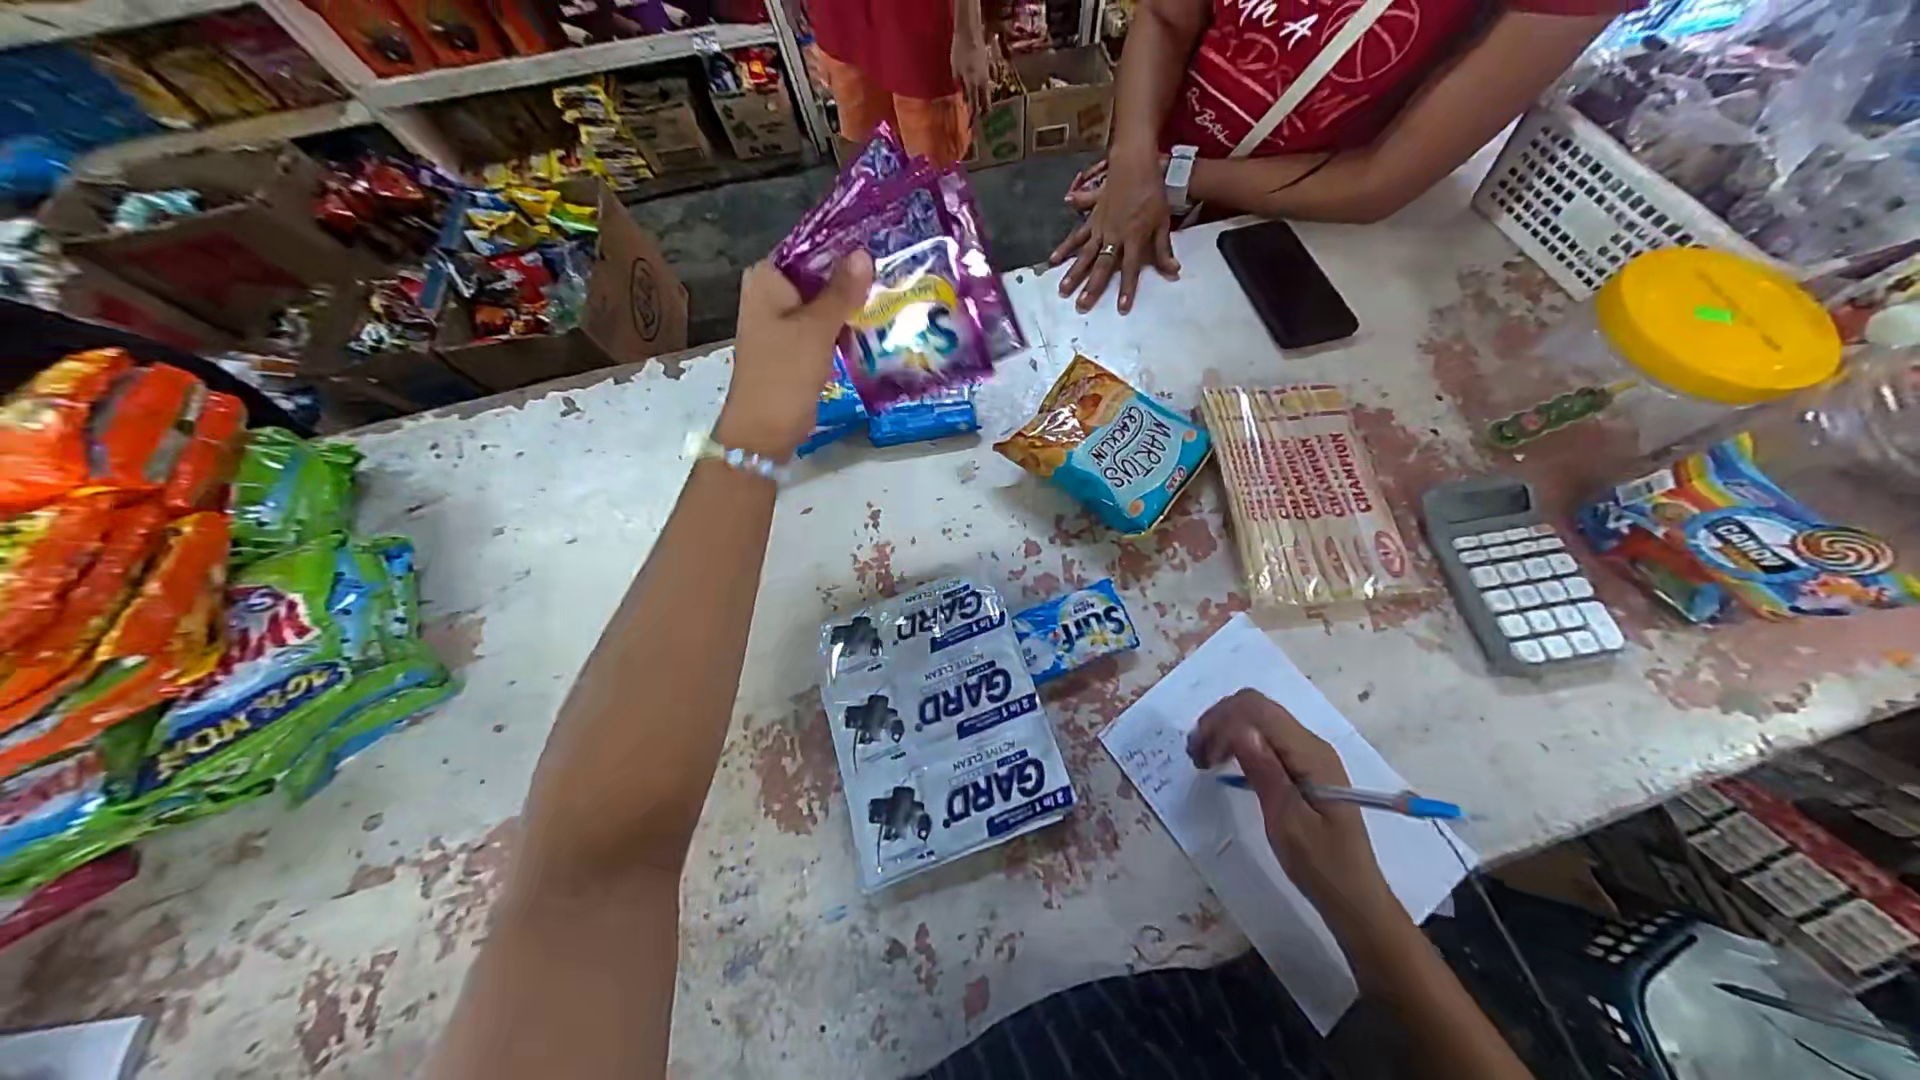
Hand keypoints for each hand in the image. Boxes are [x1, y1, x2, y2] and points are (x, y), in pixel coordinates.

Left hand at [715, 252, 873, 460]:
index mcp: (767, 278)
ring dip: (851, 305)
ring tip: (891, 295)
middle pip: (817, 276)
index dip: (842, 247)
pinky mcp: (794, 347)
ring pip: (823, 303)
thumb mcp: (817, 328)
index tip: (879, 244)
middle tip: (894, 271)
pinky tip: (874, 325)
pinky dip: (843, 327)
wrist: (765, 429)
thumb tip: (864, 254)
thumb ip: (841, 291)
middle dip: (851, 278)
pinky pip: (823, 327)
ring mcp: (782, 322)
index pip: (808, 248)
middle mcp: (770, 294)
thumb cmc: (785, 373)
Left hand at [951, 34, 992, 117]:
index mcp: (972, 85)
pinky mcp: (989, 68)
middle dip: (982, 114)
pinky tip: (983, 91)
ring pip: (988, 94)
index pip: (974, 107)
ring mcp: (987, 75)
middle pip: (985, 104)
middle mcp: (982, 83)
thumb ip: (960, 87)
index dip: (972, 119)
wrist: (970, 32)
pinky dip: (986, 90)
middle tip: (977, 121)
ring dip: (984, 103)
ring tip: (980, 109)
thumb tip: (963, 100)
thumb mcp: (955, 71)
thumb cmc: (959, 51)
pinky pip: (989, 83)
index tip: (969, 129)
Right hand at [1049, 147, 1179, 313]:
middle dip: (1092, 286)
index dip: (1127, 289)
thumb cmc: (1152, 192)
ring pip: (1086, 254)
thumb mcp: (1163, 221)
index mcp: (1134, 237)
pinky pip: (1077, 235)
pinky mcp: (1091, 219)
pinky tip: (1053, 260)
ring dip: (1074, 273)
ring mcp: (1100, 228)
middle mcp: (1114, 235)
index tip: (1121, 308)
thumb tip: (1173, 271)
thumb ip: (1163, 249)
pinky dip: (1064, 247)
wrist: (1135, 163)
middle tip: (1081, 305)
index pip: (1131, 268)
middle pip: (1102, 265)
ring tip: (1062, 289)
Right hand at [1188, 689, 1397, 927]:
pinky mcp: (1301, 765)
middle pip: (1255, 707)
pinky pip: (1264, 736)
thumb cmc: (1321, 865)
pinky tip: (1224, 762)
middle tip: (1196, 755)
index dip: (1222, 722)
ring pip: (1257, 718)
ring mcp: (1307, 753)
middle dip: (1219, 722)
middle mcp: (1311, 744)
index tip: (1202, 756)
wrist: (1353, 897)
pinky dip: (1237, 741)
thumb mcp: (1287, 822)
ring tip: (1204, 758)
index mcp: (1311, 754)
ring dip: (1225, 730)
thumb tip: (1240, 730)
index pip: (1258, 711)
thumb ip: (1265, 772)